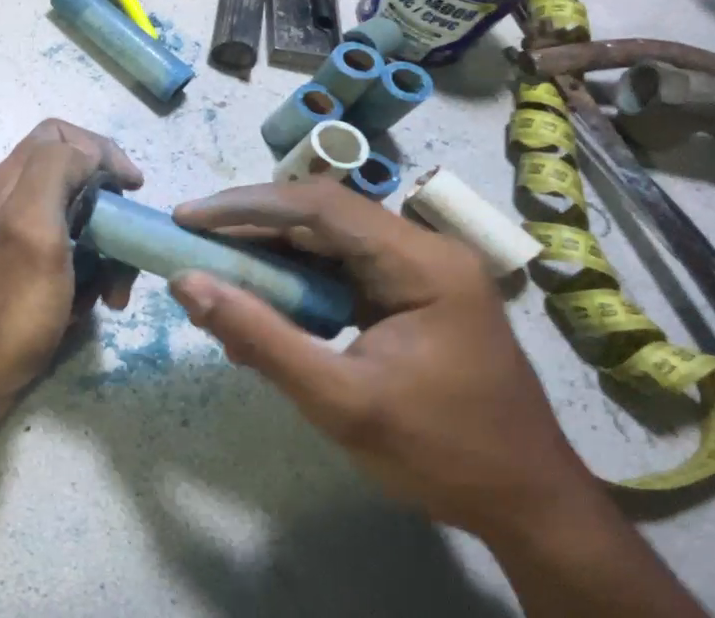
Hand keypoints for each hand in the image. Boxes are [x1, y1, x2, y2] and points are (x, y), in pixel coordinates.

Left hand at [0, 120, 142, 437]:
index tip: (134, 189)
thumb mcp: (32, 225)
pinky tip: (91, 311)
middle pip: (76, 182)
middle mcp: (9, 204)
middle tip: (129, 251)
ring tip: (114, 297)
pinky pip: (70, 266)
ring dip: (107, 256)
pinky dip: (88, 282)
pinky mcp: (23, 281)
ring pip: (78, 228)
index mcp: (9, 182)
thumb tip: (92, 154)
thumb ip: (57, 170)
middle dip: (112, 214)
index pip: (60, 135)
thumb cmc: (5, 302)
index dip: (103, 151)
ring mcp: (14, 244)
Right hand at [166, 179, 596, 538]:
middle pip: (319, 219)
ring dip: (267, 264)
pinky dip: (293, 291)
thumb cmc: (442, 453)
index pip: (318, 205)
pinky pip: (339, 276)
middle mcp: (424, 253)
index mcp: (422, 263)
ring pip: (324, 246)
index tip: (186, 219)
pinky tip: (260, 317)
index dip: (244, 206)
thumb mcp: (338, 400)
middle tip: (189, 248)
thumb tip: (184, 283)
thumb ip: (259, 336)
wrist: (530, 508)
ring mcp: (421, 275)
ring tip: (214, 285)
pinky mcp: (412, 299)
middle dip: (248, 233)